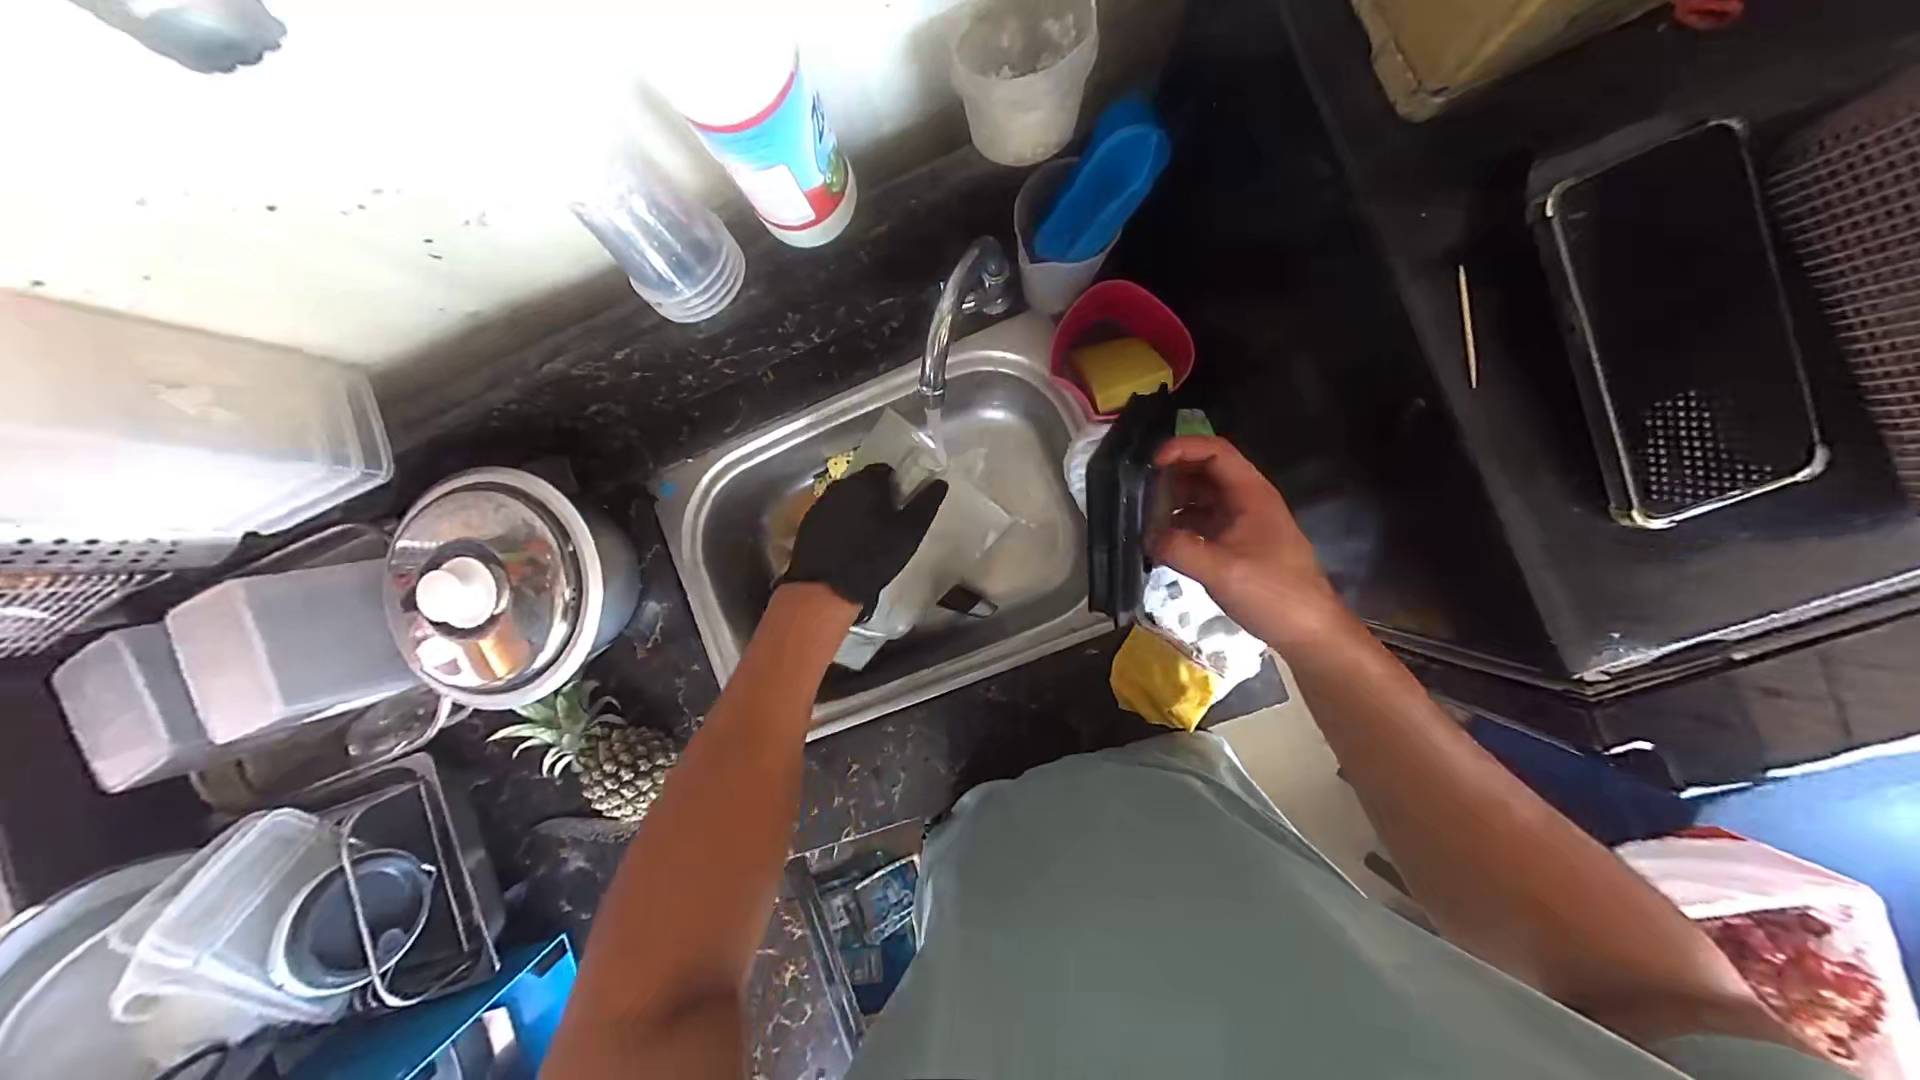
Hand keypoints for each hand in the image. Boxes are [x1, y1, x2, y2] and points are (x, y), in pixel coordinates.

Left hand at [781, 464, 946, 618]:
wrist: (830, 587)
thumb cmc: (876, 556)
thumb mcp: (910, 531)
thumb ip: (926, 503)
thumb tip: (939, 482)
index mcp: (866, 482)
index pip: (885, 470)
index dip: (897, 486)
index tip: (902, 506)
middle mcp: (840, 485)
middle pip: (863, 483)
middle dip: (876, 496)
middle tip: (888, 522)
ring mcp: (820, 503)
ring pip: (846, 498)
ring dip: (857, 509)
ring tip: (868, 536)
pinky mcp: (809, 523)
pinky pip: (831, 515)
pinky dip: (840, 523)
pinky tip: (847, 544)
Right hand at [1149, 436, 1356, 648]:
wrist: (1310, 632)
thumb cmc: (1272, 594)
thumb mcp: (1221, 571)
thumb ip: (1178, 549)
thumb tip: (1146, 537)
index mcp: (1251, 495)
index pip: (1216, 452)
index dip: (1183, 448)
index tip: (1151, 463)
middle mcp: (1247, 502)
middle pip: (1205, 472)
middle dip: (1172, 477)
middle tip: (1139, 492)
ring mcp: (1242, 524)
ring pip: (1202, 499)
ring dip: (1173, 503)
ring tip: (1143, 518)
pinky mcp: (1236, 546)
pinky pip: (1203, 524)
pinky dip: (1180, 527)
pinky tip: (1160, 543)